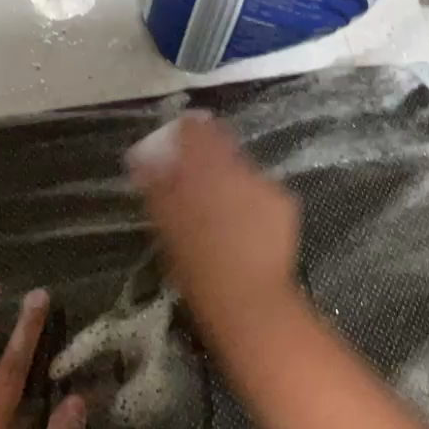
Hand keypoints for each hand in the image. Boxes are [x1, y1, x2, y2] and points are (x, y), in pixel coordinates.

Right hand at [125, 111, 300, 332]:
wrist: (247, 298)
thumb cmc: (196, 269)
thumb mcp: (167, 227)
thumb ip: (158, 187)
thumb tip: (144, 160)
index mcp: (200, 170)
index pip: (193, 131)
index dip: (186, 131)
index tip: (180, 135)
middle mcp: (234, 168)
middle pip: (221, 144)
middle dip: (210, 153)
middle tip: (199, 175)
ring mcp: (263, 183)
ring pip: (243, 169)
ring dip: (232, 179)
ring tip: (225, 210)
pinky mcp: (284, 201)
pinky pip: (263, 192)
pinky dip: (254, 201)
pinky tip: (249, 227)